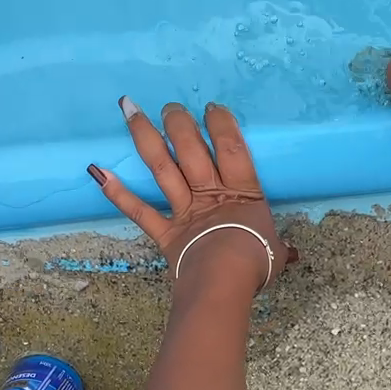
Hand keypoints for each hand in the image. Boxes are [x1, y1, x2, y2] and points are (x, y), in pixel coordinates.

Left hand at [91, 99, 293, 291]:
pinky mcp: (165, 233)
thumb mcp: (274, 254)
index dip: (222, 125)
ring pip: (163, 168)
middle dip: (180, 124)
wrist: (226, 283)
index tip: (212, 108)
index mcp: (242, 193)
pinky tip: (99, 172)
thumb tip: (291, 256)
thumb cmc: (256, 264)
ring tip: (131, 110)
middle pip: (192, 149)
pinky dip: (118, 193)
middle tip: (171, 107)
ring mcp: (185, 211)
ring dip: (146, 137)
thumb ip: (278, 249)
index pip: (231, 148)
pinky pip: (140, 211)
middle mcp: (210, 194)